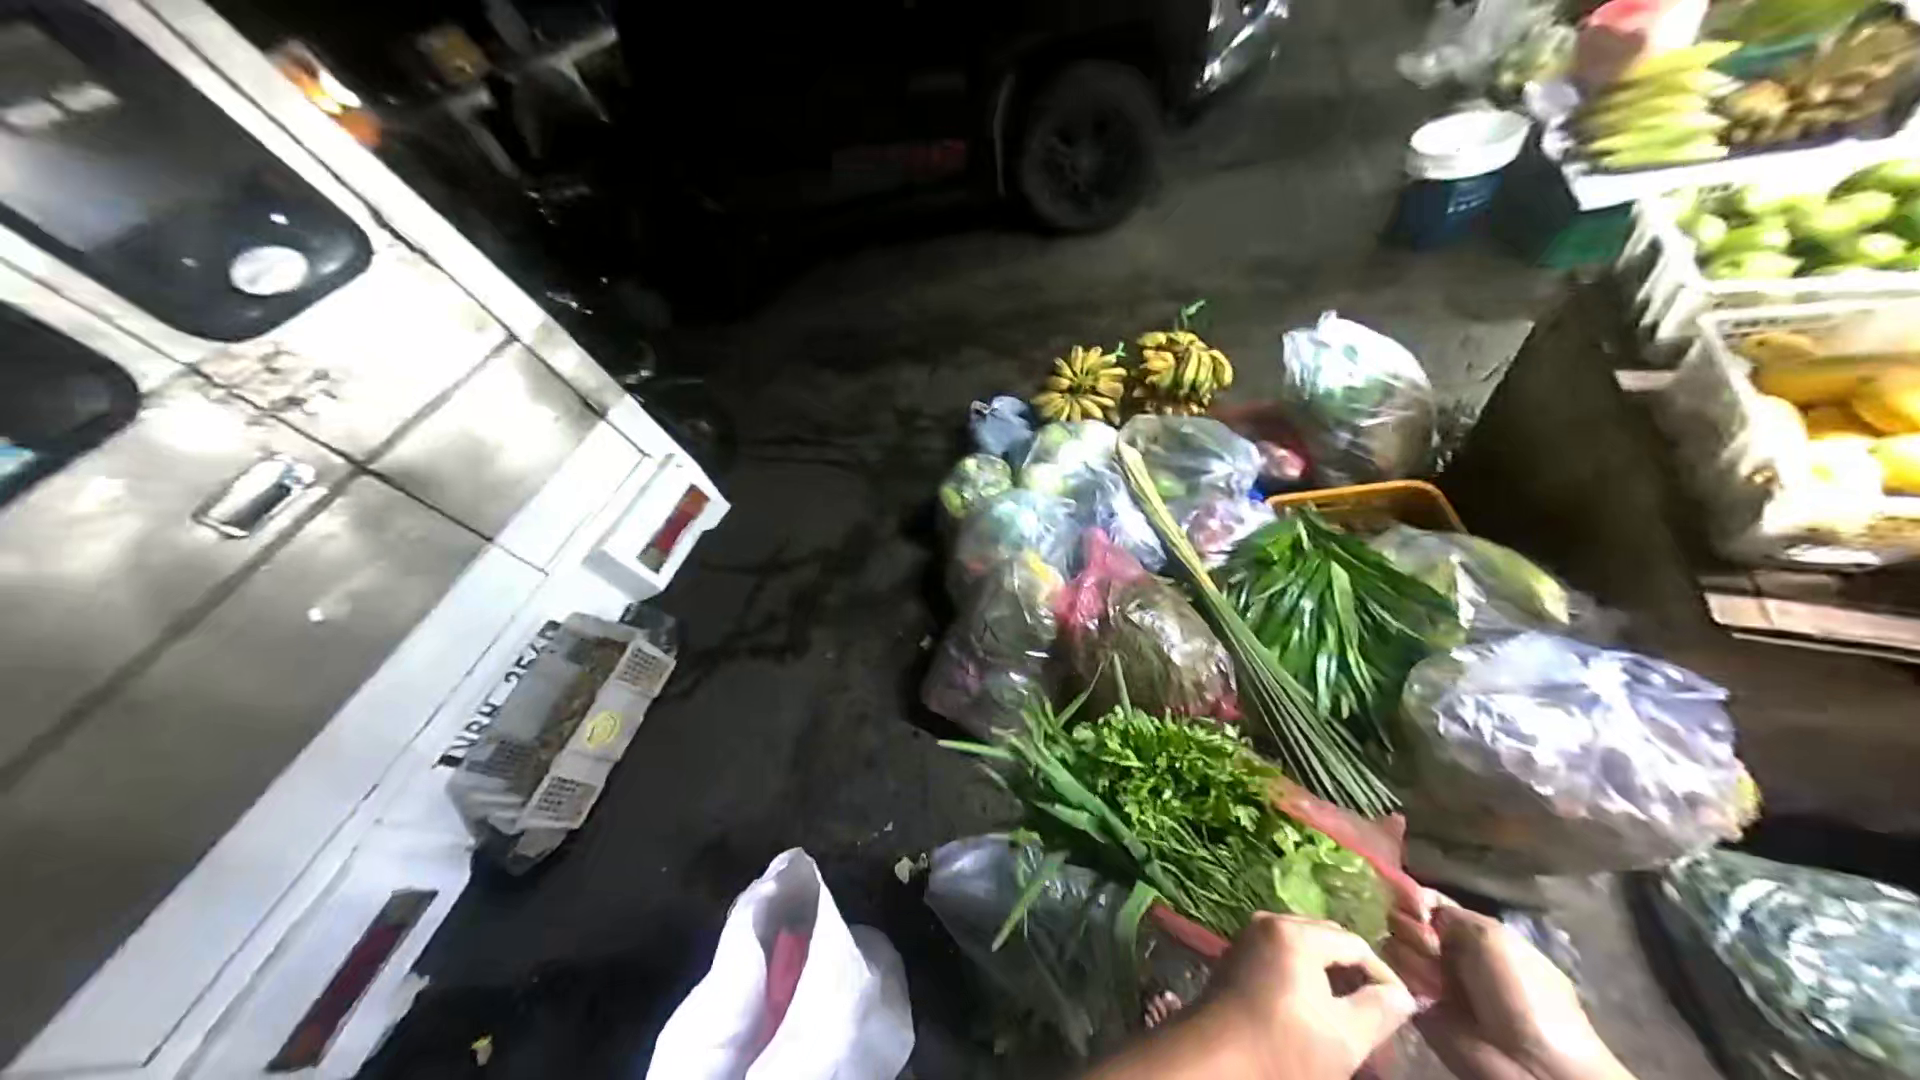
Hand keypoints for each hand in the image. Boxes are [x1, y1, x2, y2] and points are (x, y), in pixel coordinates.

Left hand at [1201, 913, 1417, 1079]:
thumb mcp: (1344, 1037)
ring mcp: (1248, 938)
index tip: (1404, 1012)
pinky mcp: (1237, 958)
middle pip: (1326, 939)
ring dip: (1329, 975)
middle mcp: (1267, 923)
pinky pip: (1281, 956)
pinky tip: (1315, 1010)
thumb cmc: (1283, 1047)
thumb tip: (1401, 995)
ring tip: (1351, 1014)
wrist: (1213, 1059)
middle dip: (1355, 972)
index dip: (1384, 977)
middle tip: (1379, 1013)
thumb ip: (1379, 1011)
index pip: (1354, 944)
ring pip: (1303, 948)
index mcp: (1293, 934)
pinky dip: (1304, 976)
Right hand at [1391, 900, 1632, 1079]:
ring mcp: (1428, 977)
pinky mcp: (1414, 1001)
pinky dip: (1402, 977)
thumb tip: (1410, 904)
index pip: (1426, 901)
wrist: (1530, 1063)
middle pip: (1403, 919)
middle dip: (1411, 928)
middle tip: (1430, 946)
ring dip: (1410, 957)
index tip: (1403, 898)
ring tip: (1433, 979)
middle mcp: (1446, 950)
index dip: (1410, 896)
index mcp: (1470, 933)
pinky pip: (1390, 975)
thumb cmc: (1521, 992)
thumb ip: (1446, 911)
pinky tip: (1422, 990)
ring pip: (1393, 944)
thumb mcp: (1491, 936)